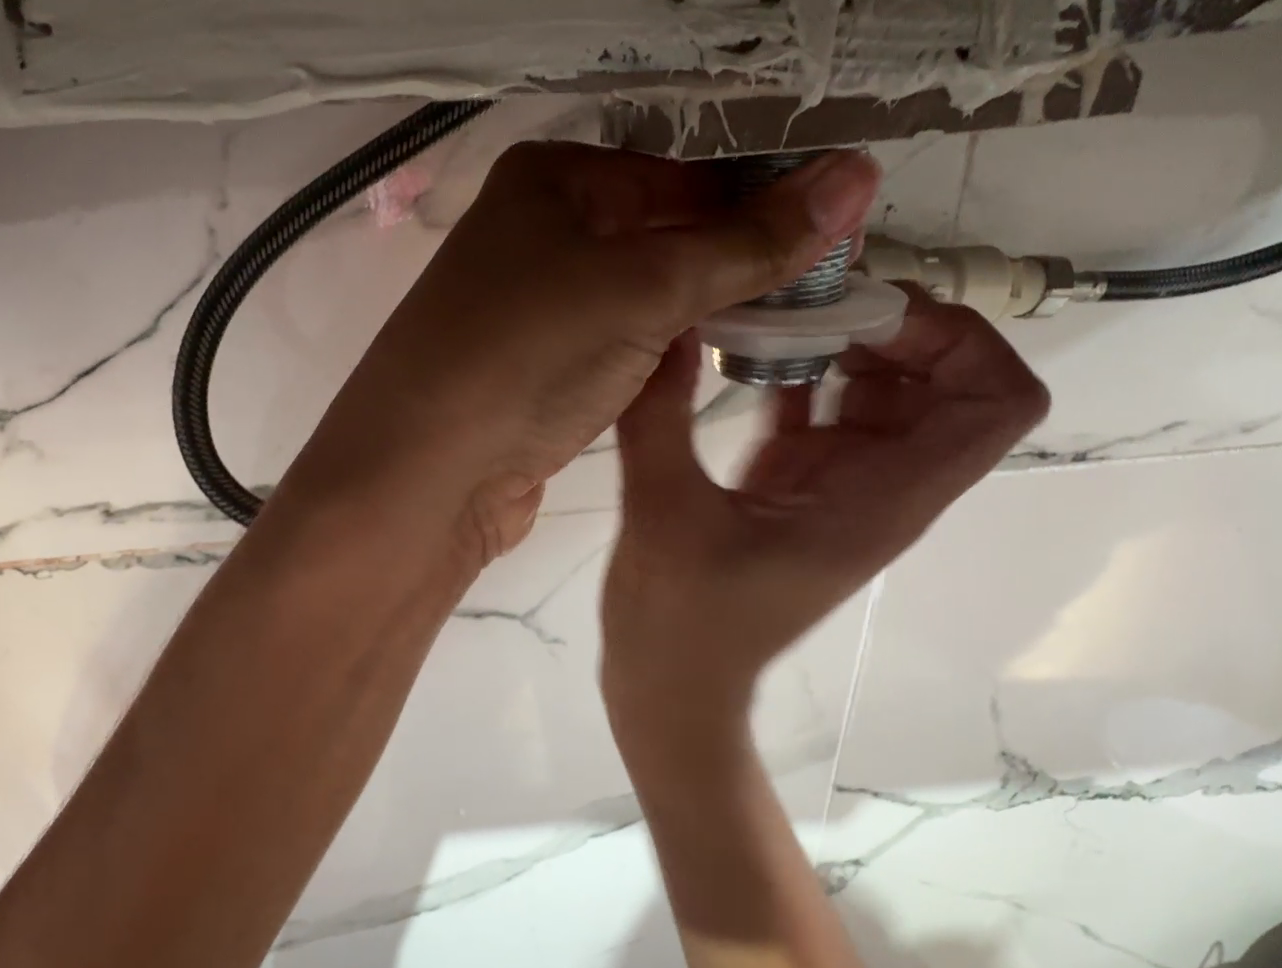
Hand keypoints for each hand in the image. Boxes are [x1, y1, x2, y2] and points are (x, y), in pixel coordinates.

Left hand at [289, 143, 882, 565]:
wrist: (425, 478)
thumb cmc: (525, 359)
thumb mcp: (645, 288)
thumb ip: (749, 241)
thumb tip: (857, 175)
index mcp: (551, 180)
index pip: (684, 175)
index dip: (762, 205)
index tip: (837, 240)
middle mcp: (536, 232)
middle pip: (664, 236)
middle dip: (736, 266)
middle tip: (820, 296)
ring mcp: (532, 306)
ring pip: (643, 297)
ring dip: (702, 314)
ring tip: (779, 332)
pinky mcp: (537, 370)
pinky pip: (618, 346)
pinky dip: (661, 354)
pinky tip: (705, 369)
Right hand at [600, 289, 1049, 730]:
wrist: (673, 690)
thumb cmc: (680, 625)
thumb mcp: (664, 517)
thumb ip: (660, 418)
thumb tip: (662, 327)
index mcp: (880, 501)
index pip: (996, 404)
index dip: (961, 340)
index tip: (868, 312)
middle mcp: (881, 485)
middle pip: (951, 381)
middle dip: (895, 324)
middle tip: (811, 294)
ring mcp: (842, 483)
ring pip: (889, 388)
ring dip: (846, 340)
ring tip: (774, 309)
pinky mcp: (800, 483)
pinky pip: (830, 405)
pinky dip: (806, 367)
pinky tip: (747, 344)